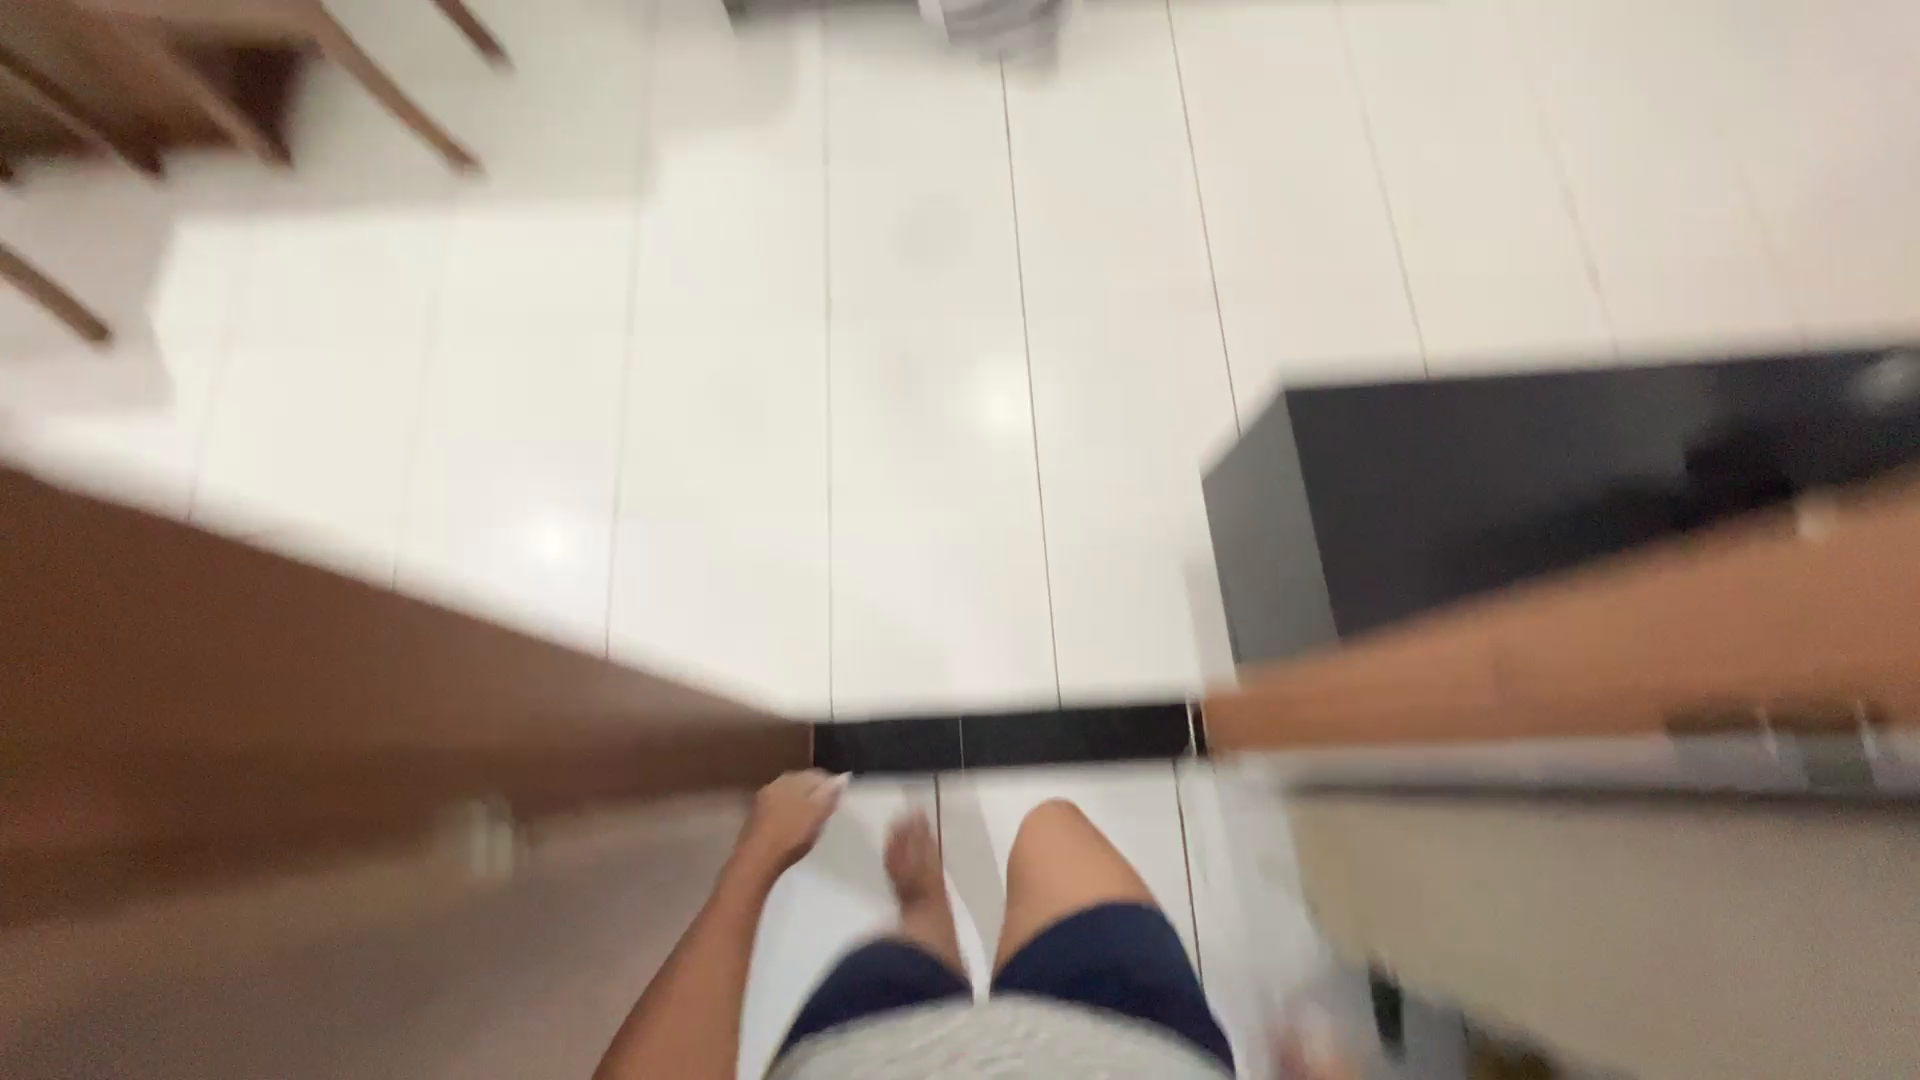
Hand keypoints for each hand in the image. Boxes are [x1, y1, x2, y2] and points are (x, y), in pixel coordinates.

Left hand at [730, 770, 847, 881]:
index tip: (839, 801)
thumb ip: (830, 794)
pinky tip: (791, 825)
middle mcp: (777, 783)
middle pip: (802, 782)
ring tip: (810, 818)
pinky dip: (787, 812)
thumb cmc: (792, 836)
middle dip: (814, 793)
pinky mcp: (755, 815)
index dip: (831, 786)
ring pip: (788, 794)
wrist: (756, 860)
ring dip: (800, 802)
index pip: (818, 774)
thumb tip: (843, 776)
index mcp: (793, 779)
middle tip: (826, 810)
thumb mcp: (818, 815)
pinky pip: (778, 806)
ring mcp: (764, 798)